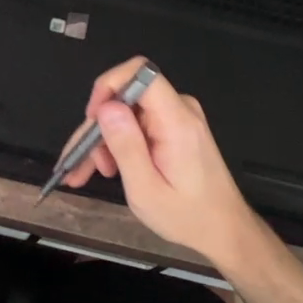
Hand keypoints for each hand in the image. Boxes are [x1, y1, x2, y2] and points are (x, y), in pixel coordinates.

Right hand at [61, 57, 273, 268]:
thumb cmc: (186, 216)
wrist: (223, 229)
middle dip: (98, 128)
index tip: (91, 119)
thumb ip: (126, 146)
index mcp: (176, 121)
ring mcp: (178, 118)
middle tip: (80, 165)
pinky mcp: (174, 128)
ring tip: (93, 173)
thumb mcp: (146, 189)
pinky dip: (119, 144)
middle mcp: (179, 110)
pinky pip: (137, 124)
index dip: (109, 86)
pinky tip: (107, 168)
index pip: (140, 73)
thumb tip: (105, 107)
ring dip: (105, 141)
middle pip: (126, 98)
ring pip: (126, 114)